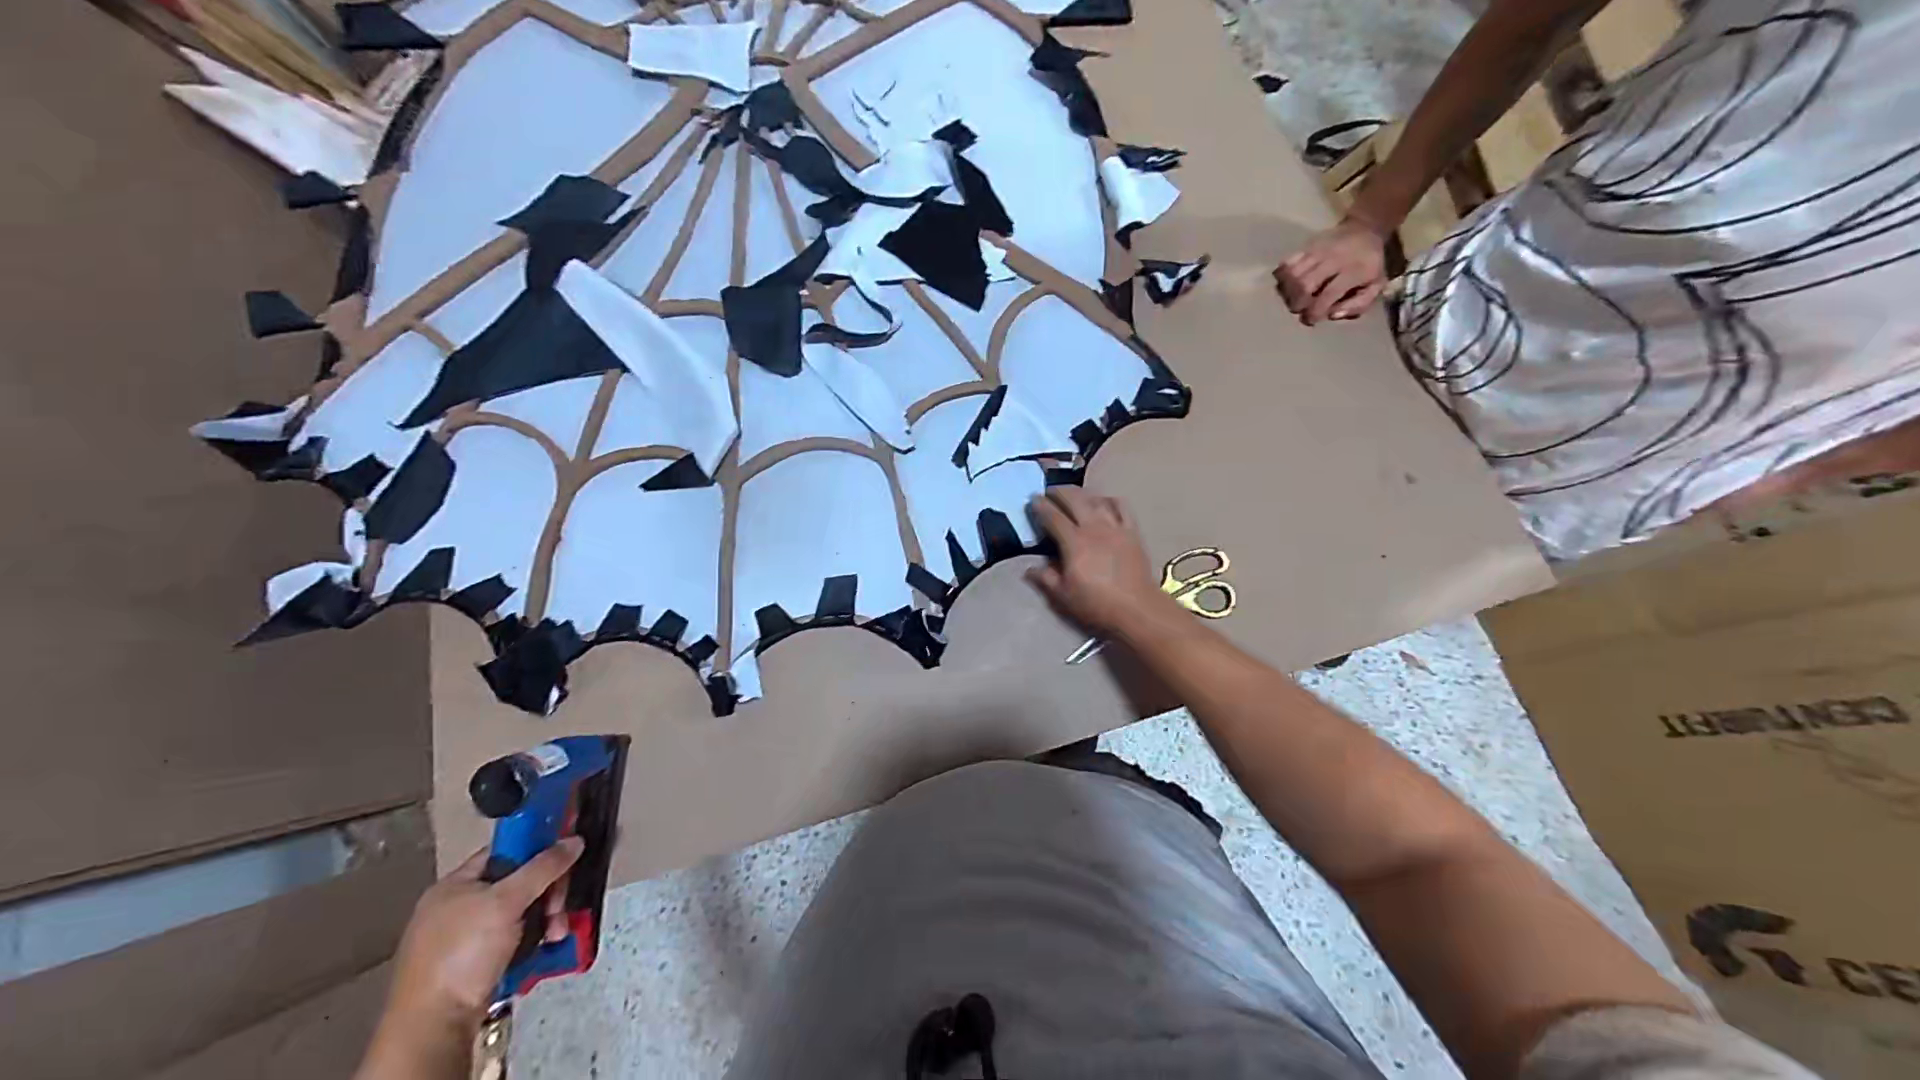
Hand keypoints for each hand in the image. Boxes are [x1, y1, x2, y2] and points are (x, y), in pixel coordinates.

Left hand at [385, 838, 583, 1025]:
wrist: (435, 1024)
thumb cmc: (463, 952)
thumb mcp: (506, 901)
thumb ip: (542, 867)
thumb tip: (574, 840)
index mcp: (456, 884)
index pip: (506, 850)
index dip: (537, 848)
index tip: (566, 853)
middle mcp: (461, 906)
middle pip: (520, 882)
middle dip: (548, 893)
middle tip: (558, 906)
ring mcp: (469, 936)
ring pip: (523, 912)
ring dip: (547, 918)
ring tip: (556, 932)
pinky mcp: (479, 962)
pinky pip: (518, 936)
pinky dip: (536, 938)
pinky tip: (547, 944)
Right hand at [1026, 488, 1170, 638]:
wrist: (1136, 608)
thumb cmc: (1096, 604)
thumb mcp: (1063, 596)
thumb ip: (1045, 578)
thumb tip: (1029, 569)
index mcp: (1074, 542)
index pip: (1053, 516)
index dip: (1041, 506)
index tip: (1033, 500)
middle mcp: (1094, 528)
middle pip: (1074, 499)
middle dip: (1059, 491)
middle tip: (1049, 491)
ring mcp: (1115, 527)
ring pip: (1096, 499)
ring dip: (1082, 493)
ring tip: (1074, 494)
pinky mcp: (1132, 531)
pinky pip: (1121, 507)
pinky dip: (1110, 500)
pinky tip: (1104, 502)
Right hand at [1273, 216, 1388, 324]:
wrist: (1368, 229)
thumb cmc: (1371, 265)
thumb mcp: (1375, 287)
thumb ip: (1357, 305)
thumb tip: (1332, 314)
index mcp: (1354, 271)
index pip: (1326, 296)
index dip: (1313, 313)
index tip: (1310, 319)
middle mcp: (1334, 259)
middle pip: (1303, 286)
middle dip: (1297, 303)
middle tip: (1299, 308)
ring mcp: (1318, 250)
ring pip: (1292, 274)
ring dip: (1287, 291)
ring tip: (1292, 297)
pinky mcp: (1307, 245)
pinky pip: (1287, 262)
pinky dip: (1282, 276)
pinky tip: (1288, 283)